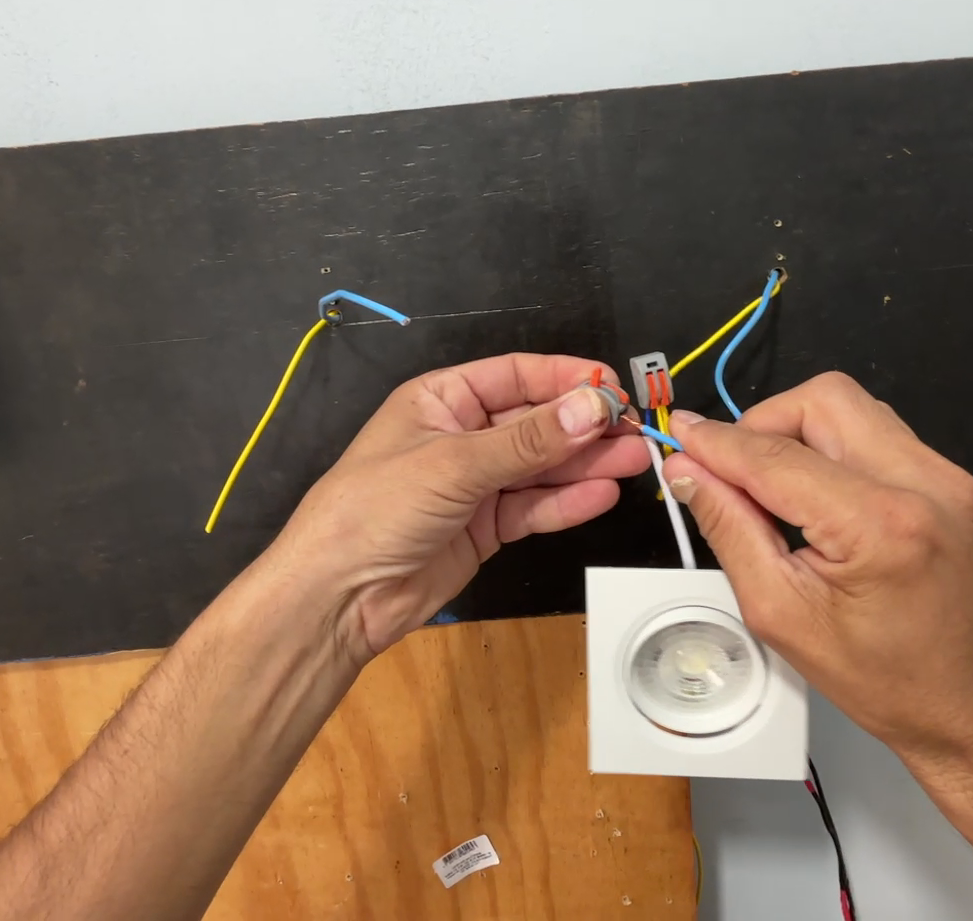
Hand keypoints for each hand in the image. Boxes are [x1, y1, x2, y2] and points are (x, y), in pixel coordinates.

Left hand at [261, 353, 648, 664]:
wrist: (338, 597)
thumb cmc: (380, 506)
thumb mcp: (454, 464)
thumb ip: (529, 440)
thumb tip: (594, 406)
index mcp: (442, 399)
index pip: (515, 376)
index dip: (565, 378)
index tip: (613, 387)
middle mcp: (462, 435)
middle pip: (534, 423)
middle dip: (583, 426)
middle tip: (634, 431)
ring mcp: (475, 484)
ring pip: (540, 467)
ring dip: (584, 464)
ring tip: (634, 461)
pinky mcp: (485, 527)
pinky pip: (531, 508)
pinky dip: (565, 503)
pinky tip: (602, 495)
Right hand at [661, 373, 972, 776]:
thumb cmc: (881, 681)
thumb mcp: (781, 614)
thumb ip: (728, 529)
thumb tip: (686, 471)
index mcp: (881, 525)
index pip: (777, 456)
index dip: (717, 442)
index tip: (677, 435)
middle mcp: (924, 482)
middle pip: (822, 399)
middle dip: (762, 423)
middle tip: (732, 472)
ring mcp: (947, 476)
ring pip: (849, 406)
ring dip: (795, 430)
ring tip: (772, 487)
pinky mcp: (953, 480)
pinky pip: (874, 431)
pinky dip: (828, 446)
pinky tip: (813, 495)